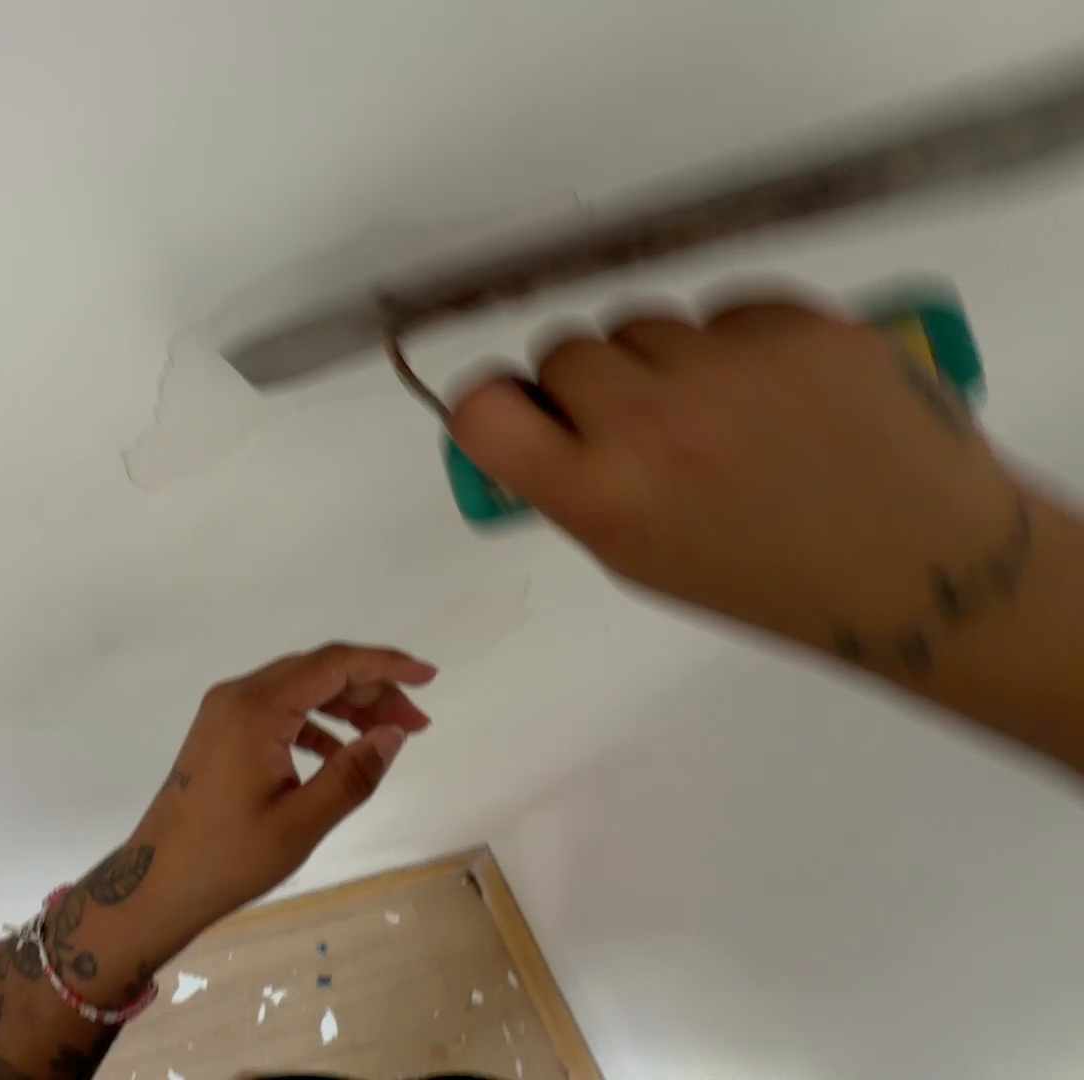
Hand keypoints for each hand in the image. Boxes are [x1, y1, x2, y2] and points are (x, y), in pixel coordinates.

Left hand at [123, 643, 435, 944]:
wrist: (159, 879)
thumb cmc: (229, 856)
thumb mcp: (302, 822)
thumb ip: (353, 773)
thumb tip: (395, 732)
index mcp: (255, 708)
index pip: (331, 665)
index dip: (384, 664)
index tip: (428, 676)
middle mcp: (237, 695)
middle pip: (315, 672)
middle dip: (370, 688)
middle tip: (417, 722)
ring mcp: (224, 711)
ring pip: (297, 689)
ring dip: (345, 706)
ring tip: (390, 735)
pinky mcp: (220, 729)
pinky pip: (277, 710)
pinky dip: (314, 723)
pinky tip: (340, 753)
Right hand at [449, 297, 1027, 671]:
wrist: (918, 571)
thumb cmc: (748, 574)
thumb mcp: (622, 551)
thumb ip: (561, 481)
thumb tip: (531, 417)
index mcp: (595, 493)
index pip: (480, 408)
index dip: (486, 402)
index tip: (515, 411)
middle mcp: (648, 422)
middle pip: (561, 349)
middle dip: (581, 380)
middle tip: (629, 418)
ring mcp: (728, 369)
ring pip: (638, 321)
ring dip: (652, 357)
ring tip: (709, 405)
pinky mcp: (803, 328)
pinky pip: (721, 308)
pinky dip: (728, 342)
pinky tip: (766, 388)